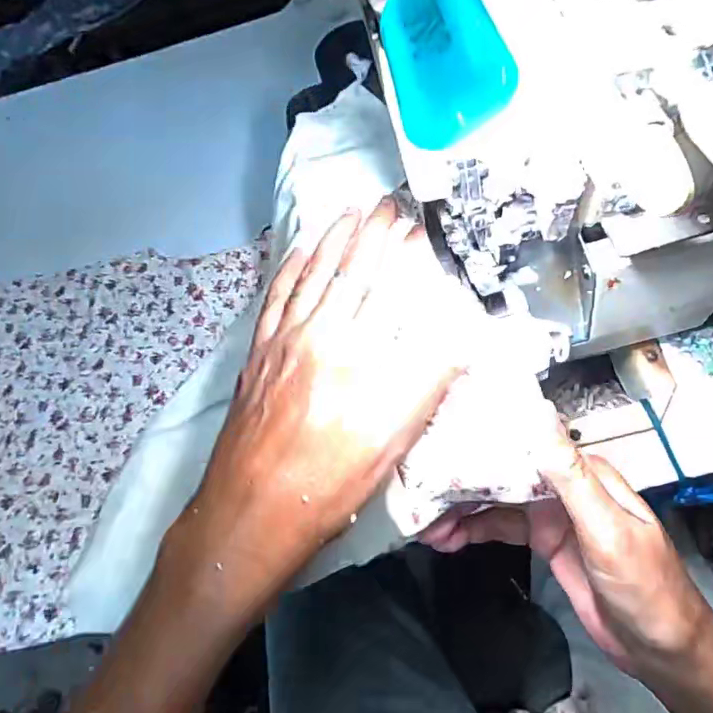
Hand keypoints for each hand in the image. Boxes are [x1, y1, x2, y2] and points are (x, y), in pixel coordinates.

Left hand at [165, 197, 465, 608]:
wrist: (252, 508)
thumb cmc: (330, 482)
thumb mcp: (393, 440)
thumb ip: (427, 380)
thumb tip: (460, 335)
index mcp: (356, 356)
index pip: (387, 288)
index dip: (404, 254)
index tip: (418, 228)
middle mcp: (318, 336)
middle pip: (351, 272)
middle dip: (372, 234)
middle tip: (388, 205)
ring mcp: (283, 341)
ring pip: (312, 277)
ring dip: (333, 240)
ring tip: (351, 212)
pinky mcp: (258, 353)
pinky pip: (276, 297)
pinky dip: (290, 270)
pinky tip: (301, 251)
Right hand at [419, 450, 712, 678]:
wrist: (663, 652)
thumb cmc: (648, 590)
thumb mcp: (608, 531)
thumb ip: (571, 478)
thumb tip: (542, 421)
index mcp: (584, 475)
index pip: (526, 447)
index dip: (485, 446)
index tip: (446, 446)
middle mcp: (565, 488)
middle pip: (505, 474)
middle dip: (465, 482)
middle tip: (425, 494)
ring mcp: (554, 515)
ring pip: (498, 501)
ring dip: (464, 509)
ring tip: (428, 522)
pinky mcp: (546, 541)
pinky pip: (503, 527)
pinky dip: (476, 530)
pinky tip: (451, 535)